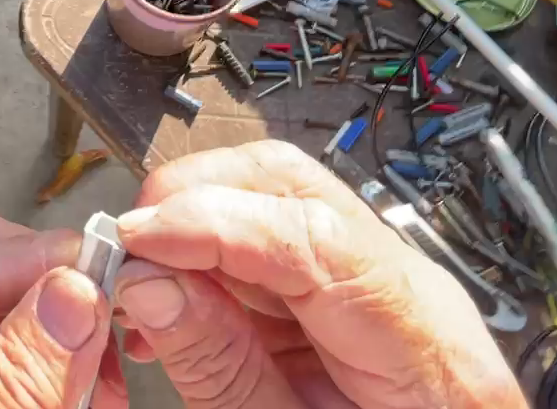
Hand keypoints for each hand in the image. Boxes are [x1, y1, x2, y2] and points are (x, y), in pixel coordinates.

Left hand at [0, 210, 127, 408]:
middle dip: (59, 291)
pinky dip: (64, 362)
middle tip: (116, 340)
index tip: (111, 277)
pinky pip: (23, 340)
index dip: (44, 259)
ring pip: (16, 295)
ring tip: (106, 386)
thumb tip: (74, 290)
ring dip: (71, 329)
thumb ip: (16, 379)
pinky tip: (89, 396)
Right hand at [111, 140, 525, 408]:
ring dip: (187, 221)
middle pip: (286, 182)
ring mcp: (371, 272)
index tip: (134, 239)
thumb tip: (146, 283)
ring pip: (262, 193)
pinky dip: (200, 252)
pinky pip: (255, 232)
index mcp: (425, 348)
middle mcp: (406, 284)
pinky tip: (171, 300)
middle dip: (191, 197)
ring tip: (143, 280)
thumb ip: (222, 374)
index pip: (309, 235)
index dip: (208, 222)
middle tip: (131, 249)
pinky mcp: (336, 280)